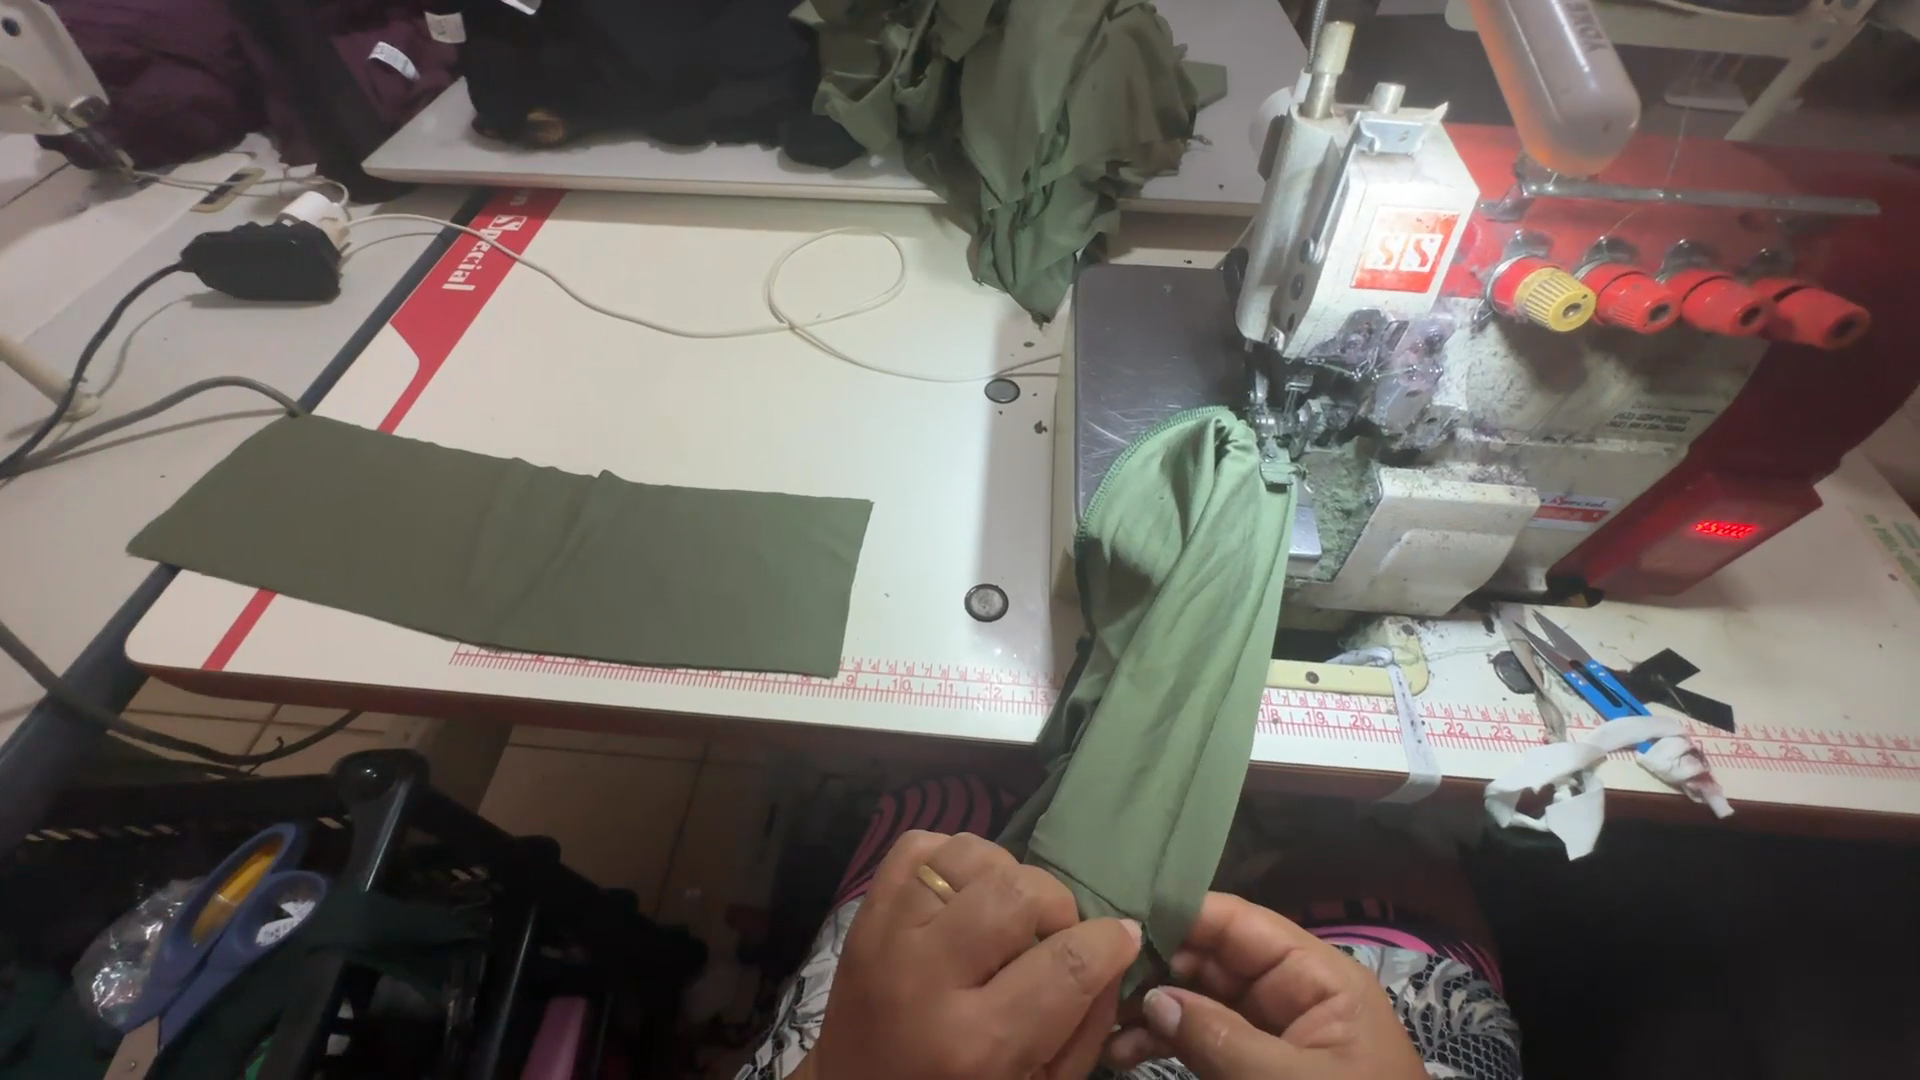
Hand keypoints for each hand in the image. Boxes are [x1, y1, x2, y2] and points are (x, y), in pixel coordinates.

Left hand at [794, 830, 1141, 1079]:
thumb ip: (1084, 1027)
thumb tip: (1114, 949)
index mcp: (973, 1046)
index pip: (1066, 965)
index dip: (1109, 943)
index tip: (1121, 936)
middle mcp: (925, 978)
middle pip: (1018, 892)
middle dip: (1056, 905)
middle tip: (1052, 933)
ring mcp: (887, 931)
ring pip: (971, 853)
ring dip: (1005, 874)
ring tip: (1004, 910)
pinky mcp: (866, 906)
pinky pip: (922, 843)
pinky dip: (953, 856)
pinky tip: (963, 893)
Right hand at [1104, 893, 1424, 1079]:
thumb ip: (1220, 1039)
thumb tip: (1153, 998)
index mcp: (1317, 977)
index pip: (1238, 922)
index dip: (1179, 914)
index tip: (1120, 917)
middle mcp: (1289, 992)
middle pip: (1210, 957)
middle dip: (1154, 966)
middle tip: (1099, 977)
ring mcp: (1269, 1031)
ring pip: (1197, 998)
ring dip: (1149, 1009)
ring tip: (1102, 1023)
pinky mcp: (1253, 1067)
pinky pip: (1200, 1038)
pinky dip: (1161, 1041)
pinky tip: (1121, 1050)